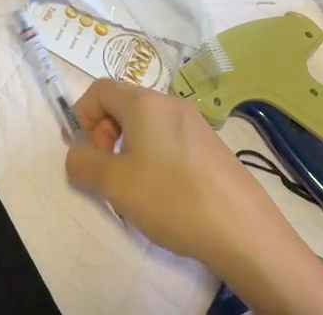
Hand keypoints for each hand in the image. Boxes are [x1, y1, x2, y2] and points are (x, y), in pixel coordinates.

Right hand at [64, 80, 322, 314]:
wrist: (244, 233)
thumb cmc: (172, 199)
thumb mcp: (114, 184)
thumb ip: (83, 163)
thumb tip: (78, 155)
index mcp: (144, 102)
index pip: (99, 90)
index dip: (82, 116)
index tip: (87, 152)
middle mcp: (170, 103)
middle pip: (123, 105)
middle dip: (106, 135)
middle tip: (109, 173)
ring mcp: (197, 125)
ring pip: (148, 125)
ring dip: (130, 150)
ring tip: (137, 190)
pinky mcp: (213, 148)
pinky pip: (171, 142)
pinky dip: (157, 160)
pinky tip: (167, 197)